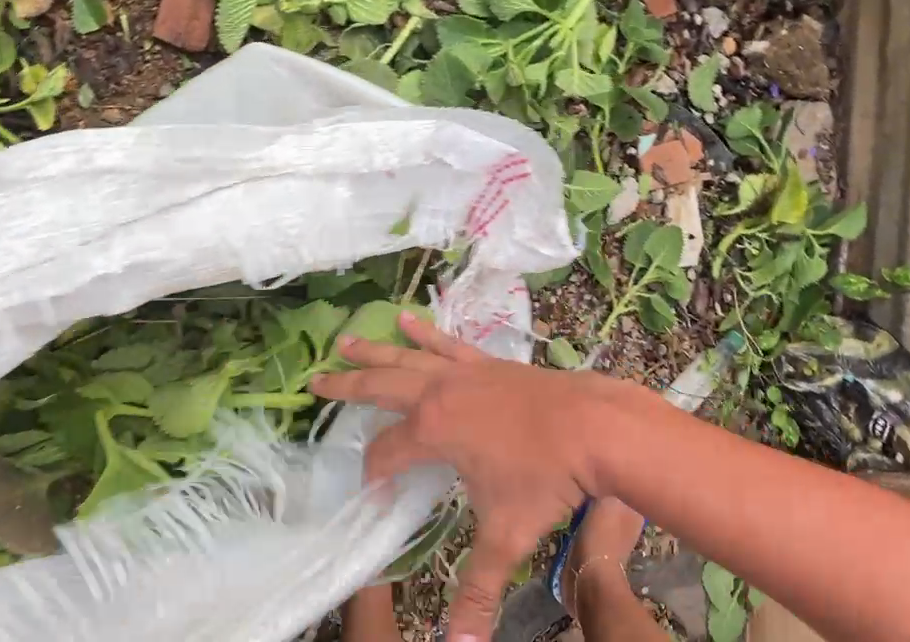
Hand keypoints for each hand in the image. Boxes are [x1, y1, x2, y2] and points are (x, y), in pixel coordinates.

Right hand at [311, 313, 652, 640]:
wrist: (594, 425)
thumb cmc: (546, 477)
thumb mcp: (506, 534)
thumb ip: (478, 589)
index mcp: (432, 431)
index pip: (385, 452)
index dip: (373, 472)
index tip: (372, 490)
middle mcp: (438, 393)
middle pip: (380, 386)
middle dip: (346, 386)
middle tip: (314, 382)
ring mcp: (463, 372)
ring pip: (408, 357)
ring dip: (375, 351)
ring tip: (346, 341)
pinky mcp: (487, 362)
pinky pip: (447, 342)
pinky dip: (425, 332)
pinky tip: (407, 319)